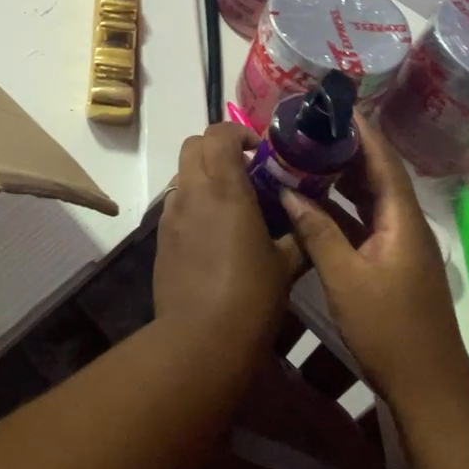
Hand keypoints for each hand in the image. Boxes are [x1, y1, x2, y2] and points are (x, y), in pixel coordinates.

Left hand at [154, 122, 299, 351]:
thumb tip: (307, 218)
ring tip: (232, 203)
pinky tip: (215, 232)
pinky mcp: (162, 236)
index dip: (239, 132)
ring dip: (205, 174)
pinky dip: (194, 202)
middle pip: (194, 145)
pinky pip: (176, 204)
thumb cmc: (251, 295)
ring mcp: (171, 213)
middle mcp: (192, 191)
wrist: (201, 336)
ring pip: (183, 174)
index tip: (260, 151)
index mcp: (224, 187)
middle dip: (218, 148)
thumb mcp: (286, 264)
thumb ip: (297, 233)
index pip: (218, 133)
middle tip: (246, 170)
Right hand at [278, 121, 468, 403]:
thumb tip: (288, 189)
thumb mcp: (345, 277)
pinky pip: (362, 222)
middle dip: (343, 150)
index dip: (361, 131)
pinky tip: (308, 203)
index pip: (384, 162)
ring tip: (300, 156)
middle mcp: (405, 227)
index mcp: (403, 221)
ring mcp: (398, 247)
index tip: (332, 106)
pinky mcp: (389, 265)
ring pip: (367, 199)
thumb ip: (316, 229)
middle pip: (376, 176)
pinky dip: (337, 208)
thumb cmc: (388, 329)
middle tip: (304, 129)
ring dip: (338, 178)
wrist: (427, 388)